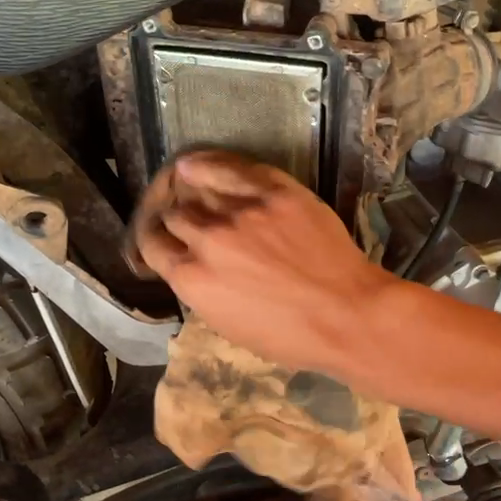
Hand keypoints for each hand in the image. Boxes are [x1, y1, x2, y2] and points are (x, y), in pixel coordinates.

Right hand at [132, 152, 398, 376]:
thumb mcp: (229, 325)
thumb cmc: (290, 337)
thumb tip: (191, 266)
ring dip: (189, 189)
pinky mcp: (273, 191)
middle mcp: (207, 238)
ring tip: (184, 182)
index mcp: (192, 278)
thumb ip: (202, 289)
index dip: (153, 242)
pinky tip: (196, 163)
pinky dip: (208, 164)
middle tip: (185, 220)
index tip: (160, 241)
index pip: (152, 246)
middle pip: (175, 214)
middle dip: (176, 219)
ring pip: (198, 188)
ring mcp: (241, 210)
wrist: (348, 314)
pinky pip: (232, 168)